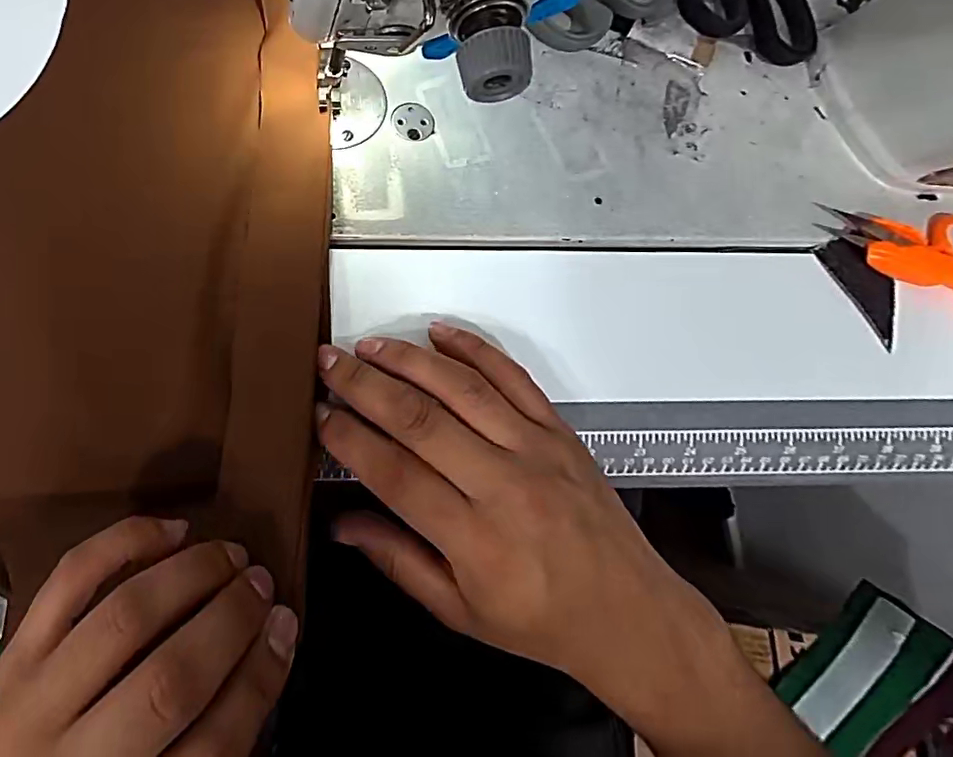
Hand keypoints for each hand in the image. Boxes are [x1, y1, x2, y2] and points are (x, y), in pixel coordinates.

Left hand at [0, 516, 297, 756]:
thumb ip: (212, 731)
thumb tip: (269, 641)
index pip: (212, 745)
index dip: (260, 677)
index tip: (285, 624)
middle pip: (167, 682)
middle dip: (229, 618)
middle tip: (261, 580)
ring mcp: (32, 704)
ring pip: (123, 619)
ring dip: (189, 575)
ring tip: (229, 554)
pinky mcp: (14, 652)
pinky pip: (72, 579)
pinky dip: (127, 541)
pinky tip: (173, 531)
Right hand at [315, 323, 819, 756]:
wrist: (630, 615)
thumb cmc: (545, 620)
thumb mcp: (459, 610)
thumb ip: (397, 560)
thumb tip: (344, 524)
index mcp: (477, 541)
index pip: (394, 474)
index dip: (350, 439)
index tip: (322, 417)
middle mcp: (506, 487)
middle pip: (419, 420)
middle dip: (364, 386)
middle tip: (330, 364)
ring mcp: (536, 450)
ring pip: (461, 389)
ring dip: (408, 360)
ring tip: (369, 346)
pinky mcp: (558, 430)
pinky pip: (513, 377)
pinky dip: (474, 348)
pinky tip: (441, 332)